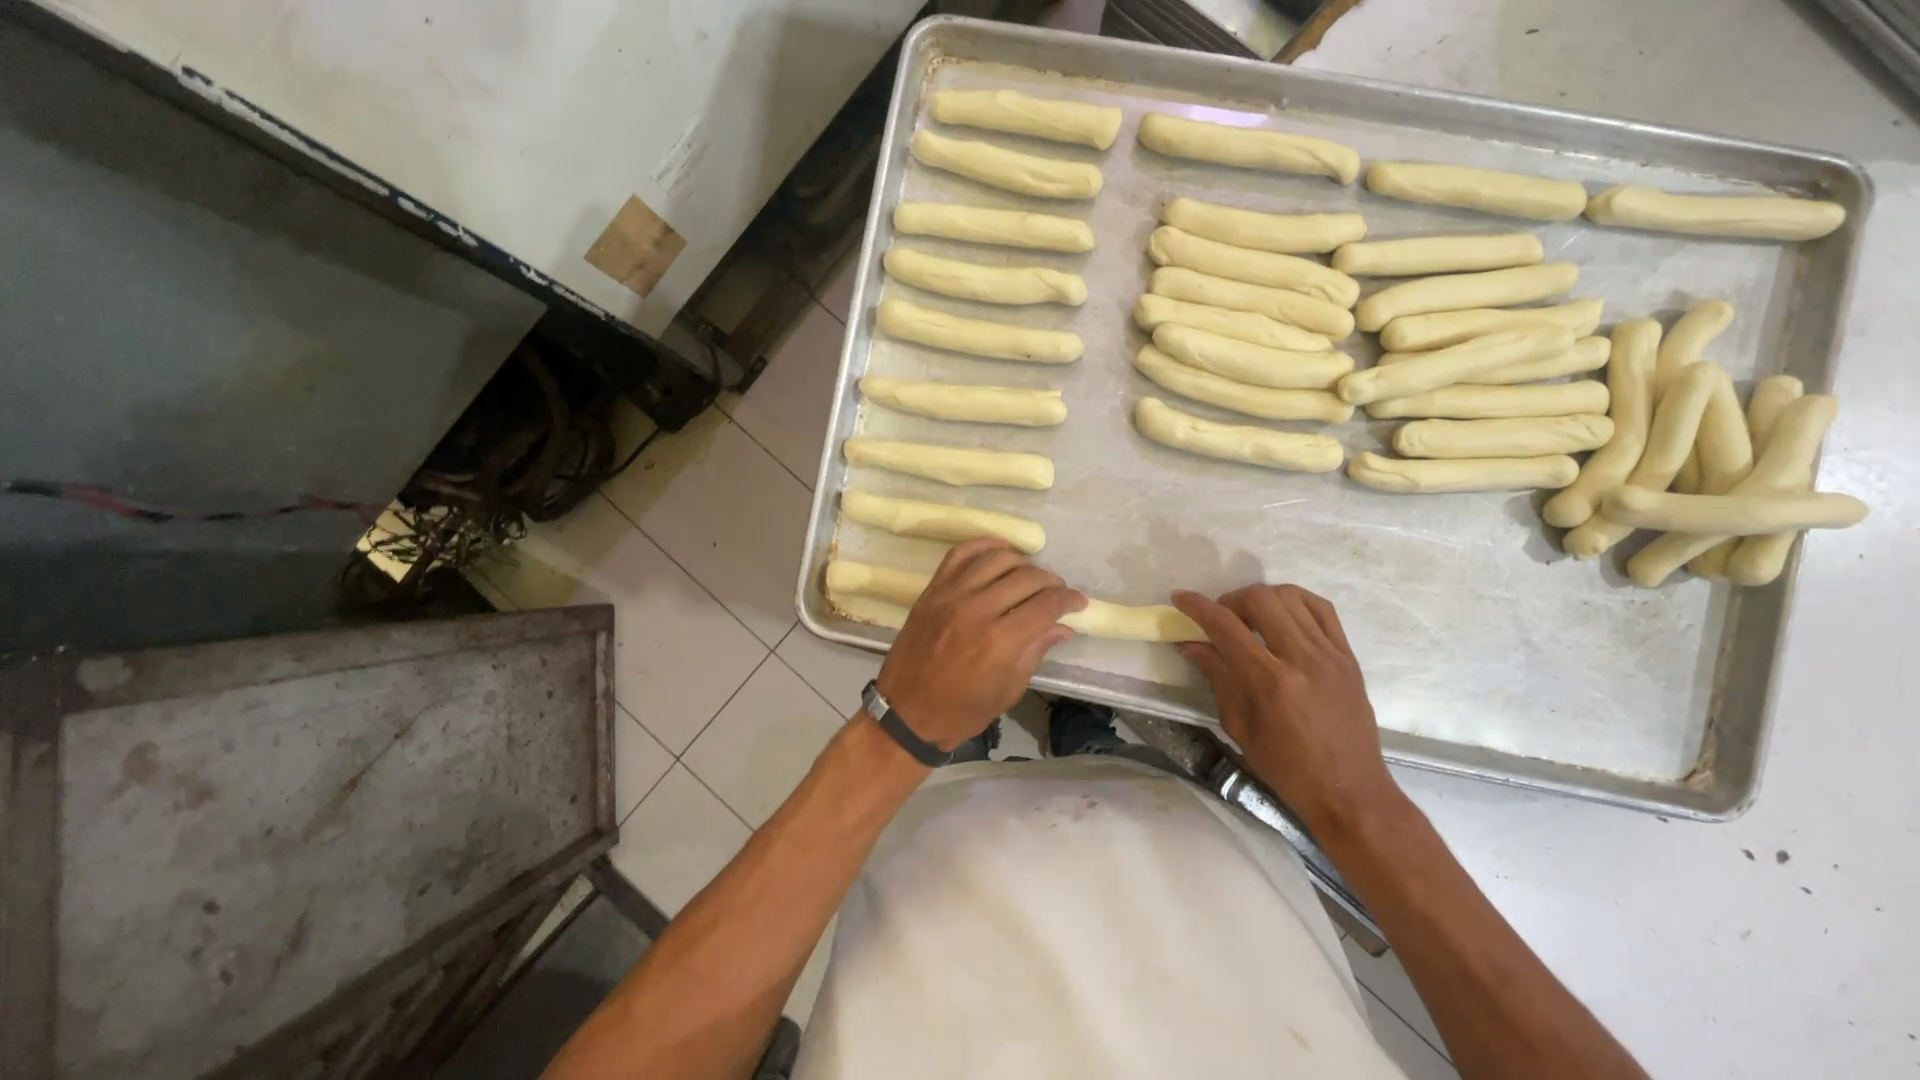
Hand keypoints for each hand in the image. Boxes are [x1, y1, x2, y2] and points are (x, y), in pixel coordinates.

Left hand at [875, 537, 1086, 750]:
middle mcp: (977, 609)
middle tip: (1057, 592)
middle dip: (1051, 582)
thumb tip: (1062, 627)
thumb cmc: (962, 711)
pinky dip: (983, 545)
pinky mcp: (931, 591)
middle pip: (1026, 577)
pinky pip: (960, 554)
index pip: (1046, 604)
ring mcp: (951, 596)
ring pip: (996, 558)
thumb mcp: (1008, 689)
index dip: (1069, 600)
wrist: (906, 714)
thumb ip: (1035, 651)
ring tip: (1030, 576)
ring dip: (1021, 562)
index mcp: (1001, 640)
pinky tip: (1001, 549)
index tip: (1079, 602)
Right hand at [1173, 584, 1400, 832]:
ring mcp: (1330, 654)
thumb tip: (1191, 644)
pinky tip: (1282, 615)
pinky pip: (1322, 609)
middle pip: (1261, 600)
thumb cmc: (1287, 768)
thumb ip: (1218, 678)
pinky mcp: (1348, 656)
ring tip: (1250, 617)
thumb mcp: (1240, 727)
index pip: (1227, 627)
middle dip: (1231, 599)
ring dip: (1262, 598)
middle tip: (1220, 618)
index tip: (1180, 598)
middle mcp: (1302, 659)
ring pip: (1292, 597)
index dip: (1198, 607)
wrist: (1349, 789)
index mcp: (1270, 682)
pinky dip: (1296, 601)